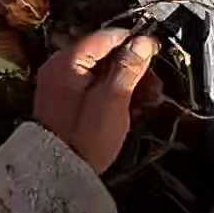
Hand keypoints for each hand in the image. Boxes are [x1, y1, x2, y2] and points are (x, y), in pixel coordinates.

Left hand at [33, 29, 160, 171]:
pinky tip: (132, 108)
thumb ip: (129, 66)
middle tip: (156, 86)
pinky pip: (93, 88)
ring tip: (150, 100)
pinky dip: (113, 94)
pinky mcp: (65, 102)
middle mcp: (60, 66)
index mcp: (67, 60)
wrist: (57, 176)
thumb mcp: (113, 99)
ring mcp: (60, 84)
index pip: (106, 36)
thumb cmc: (86, 136)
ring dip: (128, 83)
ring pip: (101, 73)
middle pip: (105, 55)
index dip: (134, 42)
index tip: (157, 51)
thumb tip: (144, 41)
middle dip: (134, 68)